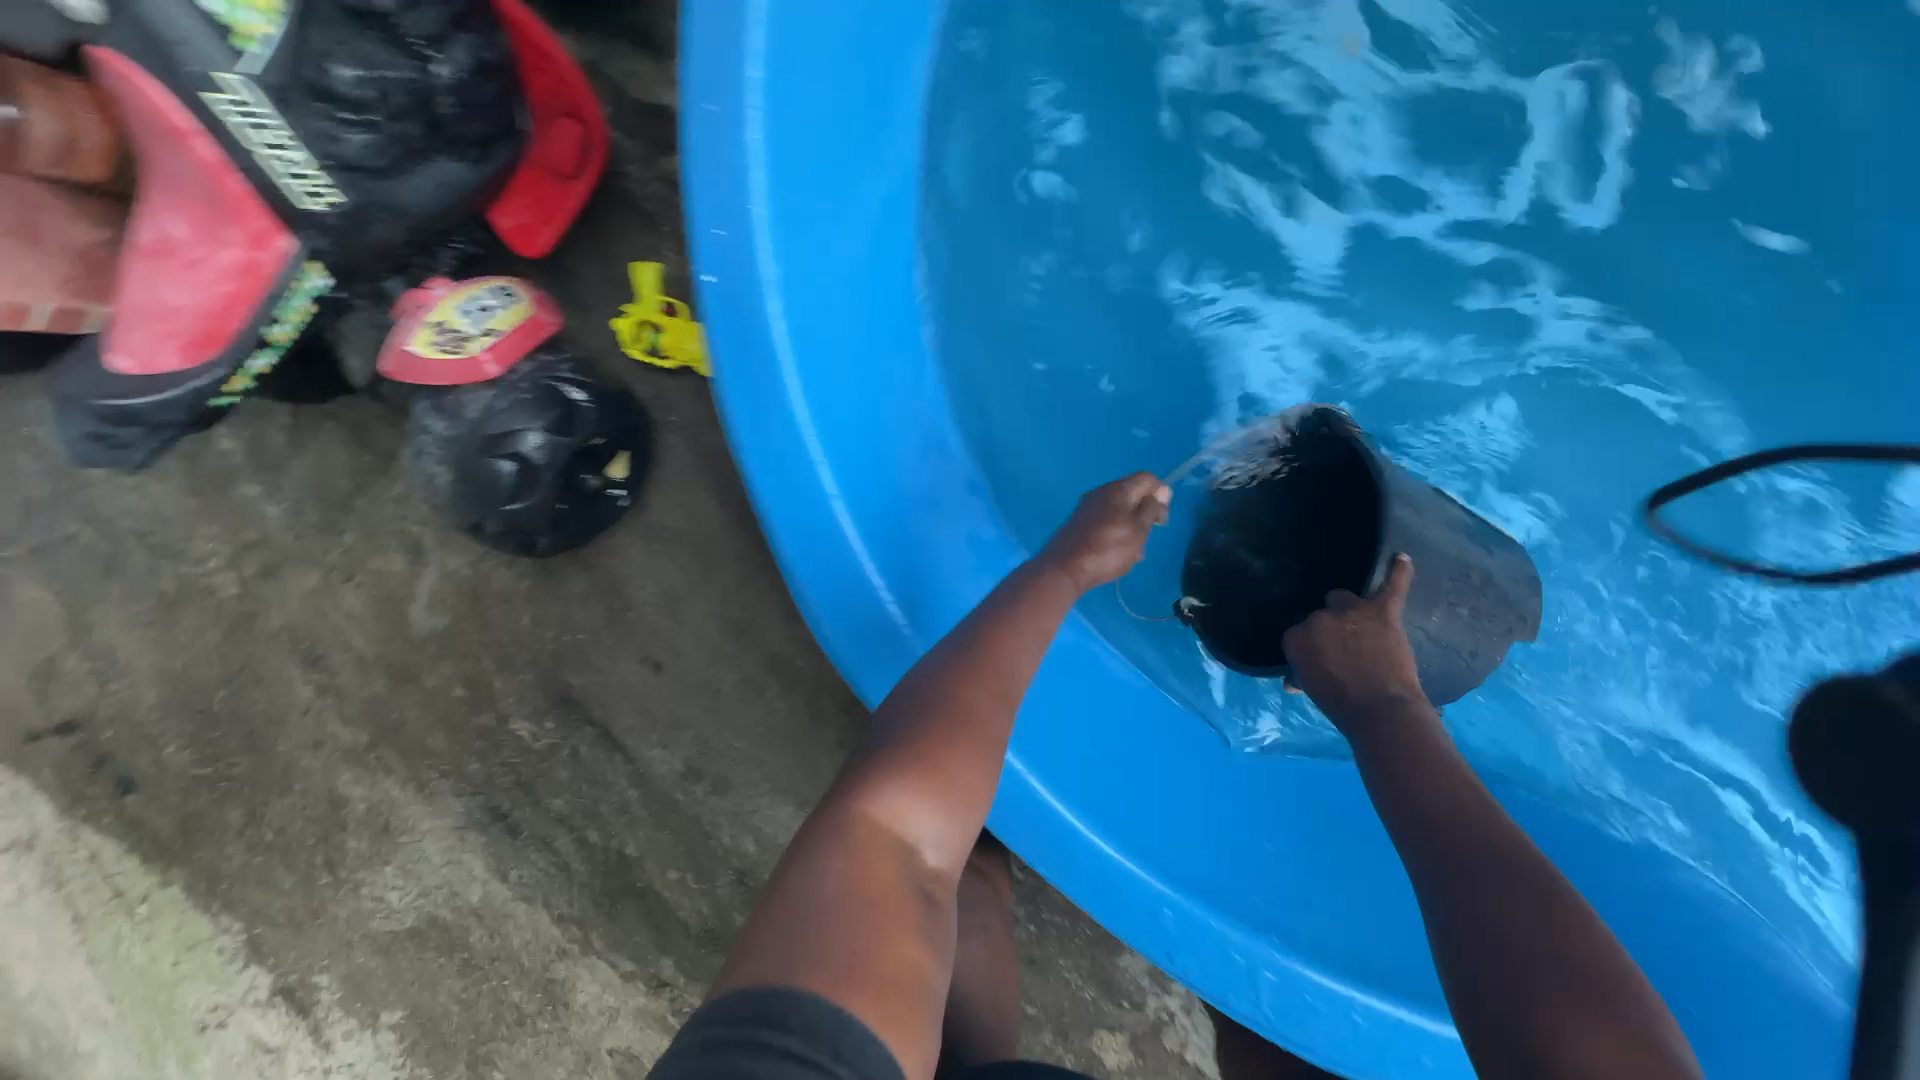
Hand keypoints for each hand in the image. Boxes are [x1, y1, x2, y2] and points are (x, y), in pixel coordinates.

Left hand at [1036, 472, 1171, 592]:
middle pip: (1132, 495)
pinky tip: (1117, 555)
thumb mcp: (1139, 529)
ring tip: (1134, 551)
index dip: (1161, 493)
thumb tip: (1162, 490)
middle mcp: (1100, 493)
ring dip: (1132, 528)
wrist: (1064, 569)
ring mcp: (1088, 508)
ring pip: (1120, 512)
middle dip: (1146, 514)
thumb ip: (1151, 508)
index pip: (1147, 478)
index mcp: (1117, 489)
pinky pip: (1107, 523)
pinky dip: (1117, 534)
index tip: (1162, 519)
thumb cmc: (1108, 549)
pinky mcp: (1080, 524)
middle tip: (1147, 536)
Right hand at [1281, 553, 1429, 734]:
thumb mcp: (1310, 688)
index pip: (1298, 631)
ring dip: (1351, 610)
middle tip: (1343, 649)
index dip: (1312, 645)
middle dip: (1330, 629)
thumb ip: (1301, 674)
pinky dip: (1398, 572)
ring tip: (1361, 626)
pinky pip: (1392, 585)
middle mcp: (1319, 617)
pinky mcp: (1384, 612)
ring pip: (1345, 597)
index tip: (1320, 658)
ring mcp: (1353, 611)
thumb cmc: (1340, 704)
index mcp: (1296, 636)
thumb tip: (1294, 680)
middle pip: (1321, 613)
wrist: (1381, 710)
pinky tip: (1400, 557)